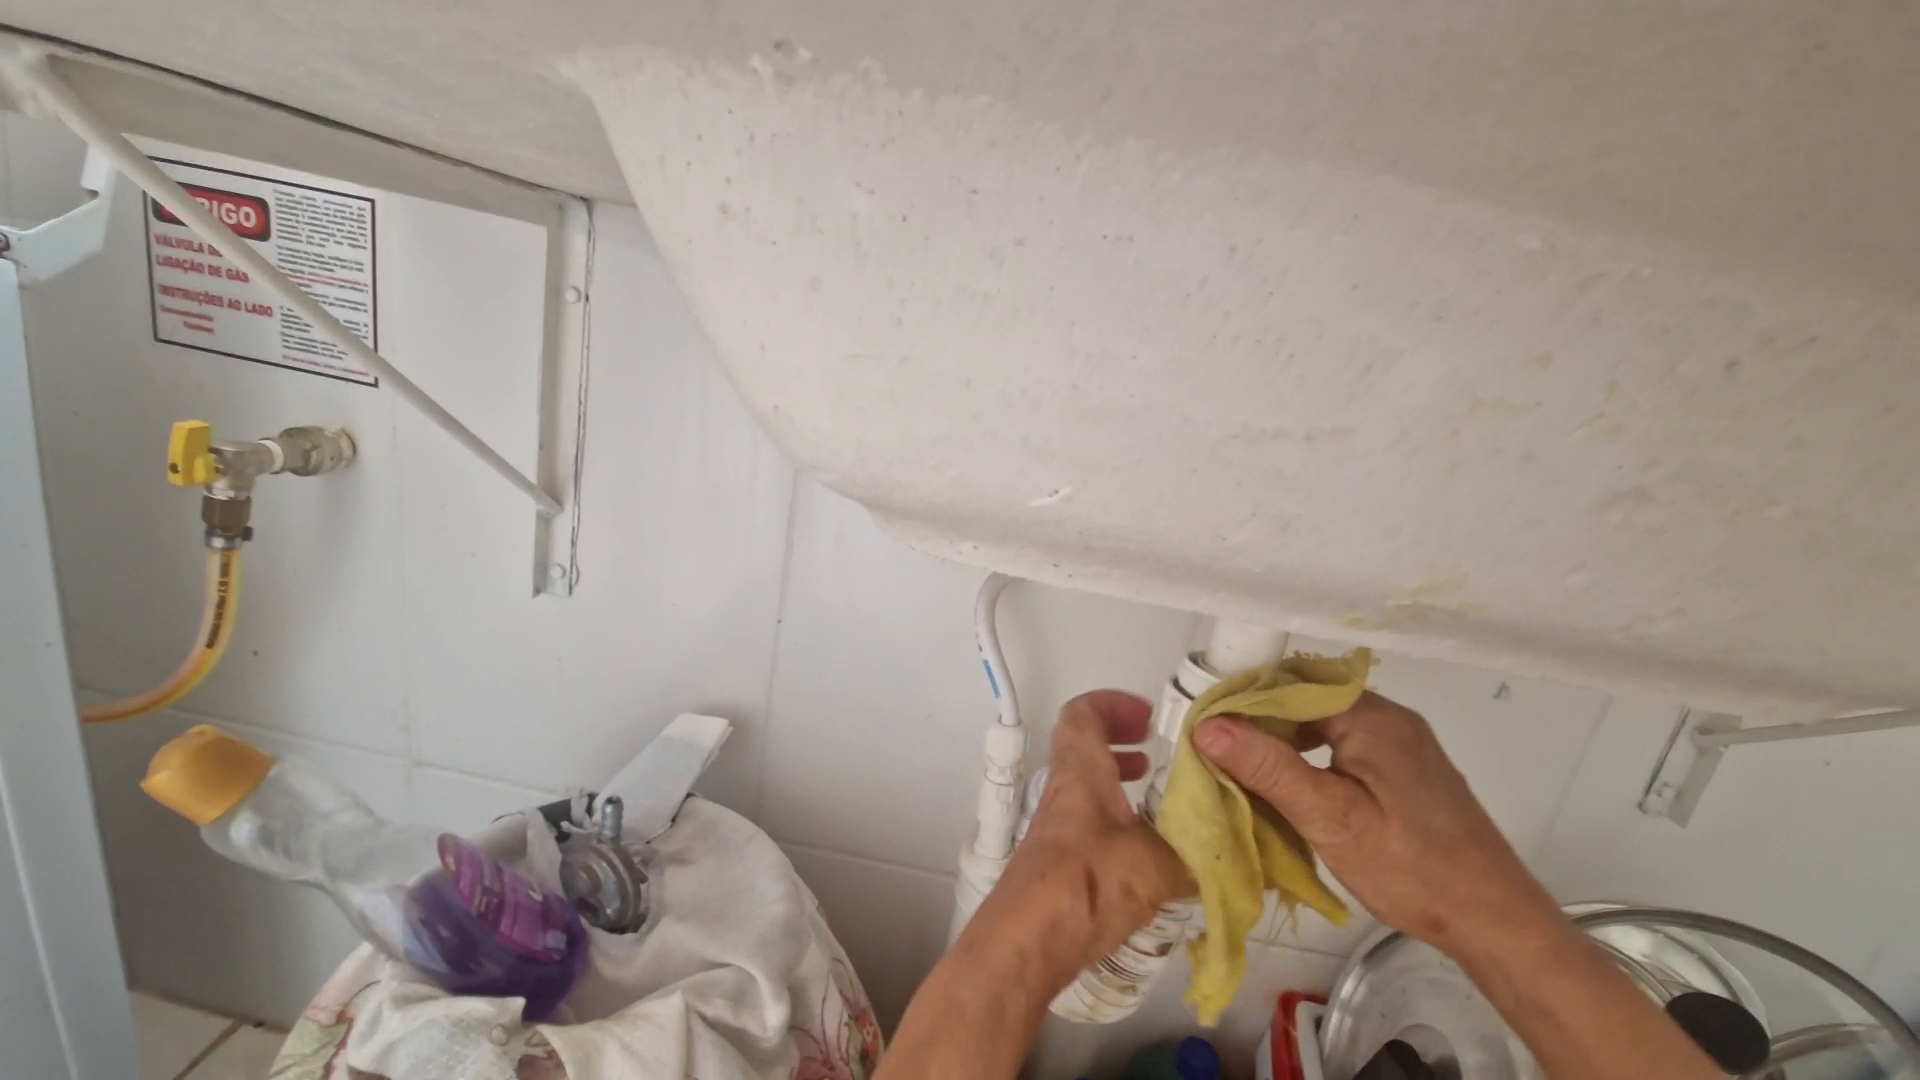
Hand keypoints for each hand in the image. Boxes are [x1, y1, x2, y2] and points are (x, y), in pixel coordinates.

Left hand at [879, 692, 1191, 1079]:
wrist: (1025, 943)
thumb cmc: (1084, 885)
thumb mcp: (1156, 864)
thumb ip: (1198, 854)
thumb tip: (1238, 855)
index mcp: (1081, 773)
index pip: (1082, 713)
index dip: (1113, 703)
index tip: (1148, 715)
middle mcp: (1064, 793)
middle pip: (1081, 748)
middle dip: (1119, 741)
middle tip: (1156, 752)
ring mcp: (1057, 830)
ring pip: (1086, 788)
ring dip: (1119, 784)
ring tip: (1159, 799)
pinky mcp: (1059, 865)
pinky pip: (1090, 825)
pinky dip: (1118, 823)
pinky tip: (1149, 853)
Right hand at [1192, 691, 1559, 957]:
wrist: (1496, 921)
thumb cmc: (1410, 869)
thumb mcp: (1329, 819)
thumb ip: (1268, 768)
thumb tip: (1208, 725)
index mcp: (1371, 717)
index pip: (1291, 685)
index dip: (1243, 701)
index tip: (1203, 726)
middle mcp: (1388, 717)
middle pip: (1307, 700)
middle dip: (1258, 721)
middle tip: (1214, 751)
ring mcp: (1400, 743)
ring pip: (1323, 723)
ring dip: (1282, 741)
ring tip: (1241, 768)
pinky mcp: (1404, 769)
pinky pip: (1342, 744)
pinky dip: (1309, 757)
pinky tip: (1289, 784)